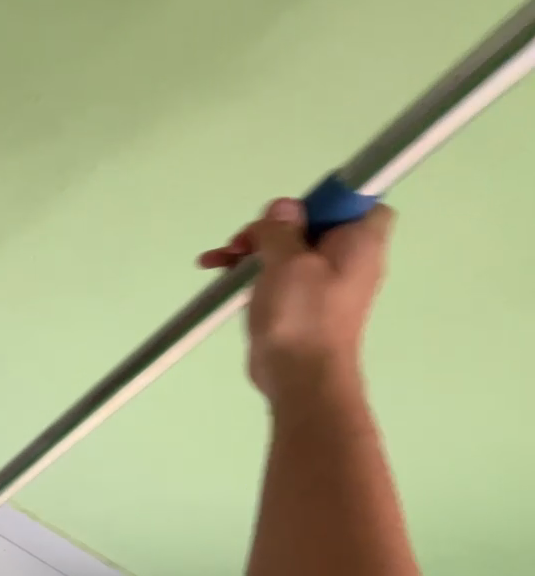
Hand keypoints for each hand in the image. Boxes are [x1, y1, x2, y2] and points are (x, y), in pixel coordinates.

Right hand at [198, 196, 393, 403]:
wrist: (300, 373)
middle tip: (240, 242)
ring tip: (216, 260)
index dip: (324, 201)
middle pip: (310, 225)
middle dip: (270, 228)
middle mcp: (347, 258)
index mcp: (359, 243)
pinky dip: (249, 270)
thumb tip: (282, 207)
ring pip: (286, 249)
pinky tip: (219, 275)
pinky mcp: (297, 301)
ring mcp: (321, 281)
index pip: (358, 204)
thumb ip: (282, 231)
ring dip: (250, 250)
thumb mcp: (288, 264)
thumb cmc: (301, 315)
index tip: (285, 214)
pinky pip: (275, 273)